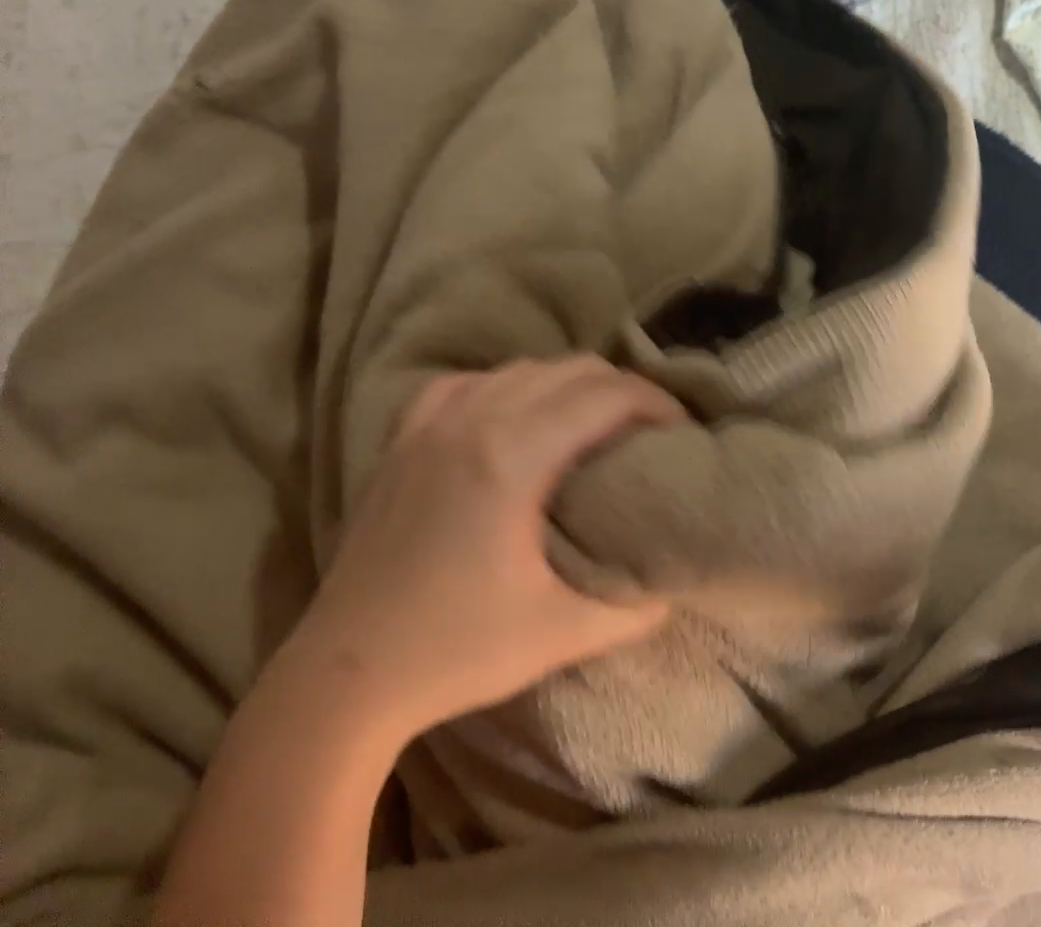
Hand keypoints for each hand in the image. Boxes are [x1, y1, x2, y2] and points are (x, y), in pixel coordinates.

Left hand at [271, 355, 685, 743]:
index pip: (606, 396)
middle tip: (654, 428)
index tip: (686, 431)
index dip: (658, 403)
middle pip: (570, 370)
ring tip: (600, 421)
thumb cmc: (462, 651)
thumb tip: (676, 584)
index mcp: (512, 459)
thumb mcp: (570, 632)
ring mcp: (426, 431)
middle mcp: (469, 425)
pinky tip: (520, 416)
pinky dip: (509, 386)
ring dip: (572, 385)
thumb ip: (639, 606)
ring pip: (519, 369)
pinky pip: (466, 385)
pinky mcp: (399, 447)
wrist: (345, 680)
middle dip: (625, 389)